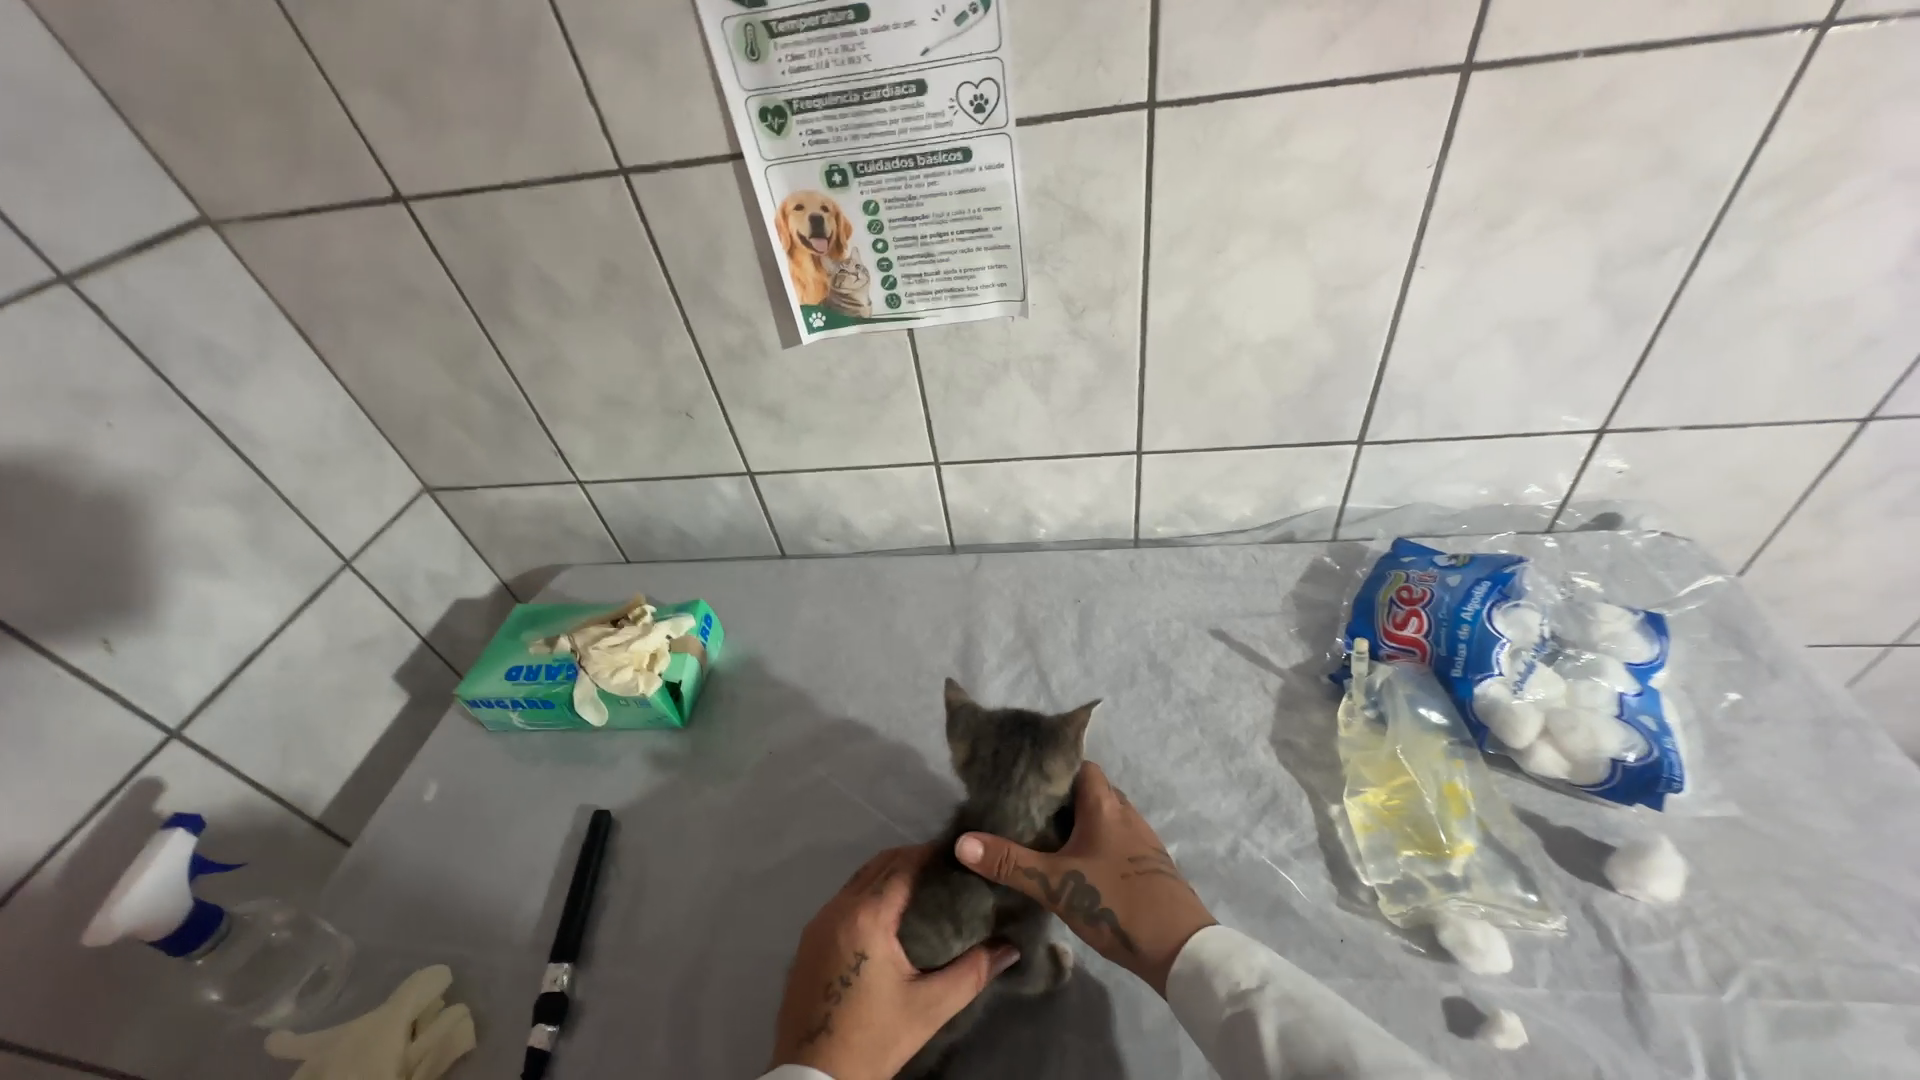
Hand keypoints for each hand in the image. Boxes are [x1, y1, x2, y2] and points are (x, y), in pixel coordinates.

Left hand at [769, 844, 1018, 1079]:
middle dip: (914, 859)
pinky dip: (869, 893)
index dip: (932, 853)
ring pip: (859, 879)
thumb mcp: (929, 1008)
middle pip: (880, 864)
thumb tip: (1009, 947)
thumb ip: (972, 972)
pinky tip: (890, 914)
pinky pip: (844, 899)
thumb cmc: (873, 1039)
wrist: (813, 1077)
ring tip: (924, 888)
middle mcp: (837, 908)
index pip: (903, 865)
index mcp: (866, 917)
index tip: (960, 855)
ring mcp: (818, 923)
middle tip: (948, 870)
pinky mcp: (809, 940)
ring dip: (890, 875)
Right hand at [954, 762, 1215, 995]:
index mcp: (1105, 804)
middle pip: (1089, 791)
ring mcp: (1141, 840)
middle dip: (1059, 798)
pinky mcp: (1148, 865)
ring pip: (1103, 817)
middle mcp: (1126, 812)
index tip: (1024, 779)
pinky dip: (1093, 843)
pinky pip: (1114, 839)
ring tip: (1042, 836)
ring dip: (1077, 823)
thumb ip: (1010, 863)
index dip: (1053, 768)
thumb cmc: (1116, 903)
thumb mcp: (1056, 885)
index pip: (1080, 765)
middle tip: (1023, 810)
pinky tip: (1074, 864)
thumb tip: (963, 842)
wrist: (1180, 949)